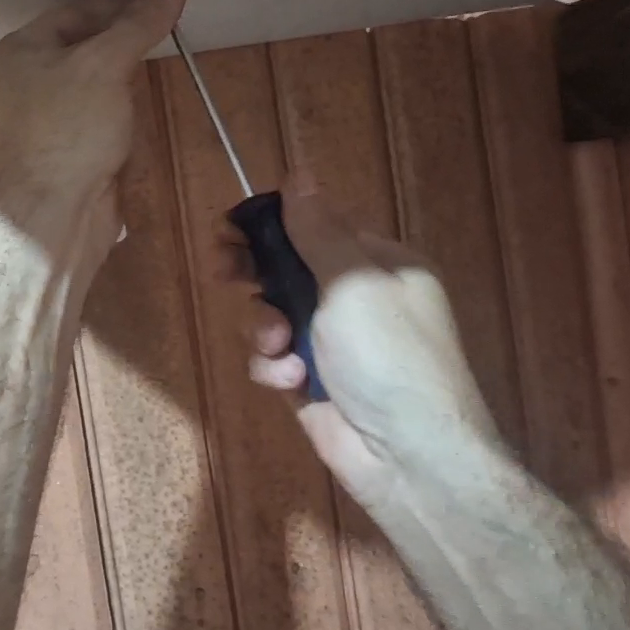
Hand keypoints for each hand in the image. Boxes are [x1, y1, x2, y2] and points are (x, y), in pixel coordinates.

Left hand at [0, 0, 185, 250]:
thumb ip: (138, 23)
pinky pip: (93, 112)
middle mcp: (22, 82)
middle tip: (168, 16)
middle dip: (122, 31)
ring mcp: (41, 118)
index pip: (74, 11)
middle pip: (80, 43)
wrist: (55, 215)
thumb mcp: (105, 66)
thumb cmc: (69, 131)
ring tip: (160, 45)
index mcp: (16, 53)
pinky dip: (117, 100)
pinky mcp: (63, 148)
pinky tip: (140, 94)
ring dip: (122, 66)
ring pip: (88, 79)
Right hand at [230, 177, 502, 505]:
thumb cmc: (387, 354)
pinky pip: (270, 357)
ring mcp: (329, 341)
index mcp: (376, 264)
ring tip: (278, 347)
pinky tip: (291, 381)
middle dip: (252, 272)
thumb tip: (300, 173)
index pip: (314, 225)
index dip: (268, 223)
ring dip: (263, 328)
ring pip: (268, 314)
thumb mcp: (354, 281)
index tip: (228, 227)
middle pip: (284, 268)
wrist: (407, 456)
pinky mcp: (307, 379)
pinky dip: (273, 367)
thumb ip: (318, 229)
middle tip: (222, 271)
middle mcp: (352, 298)